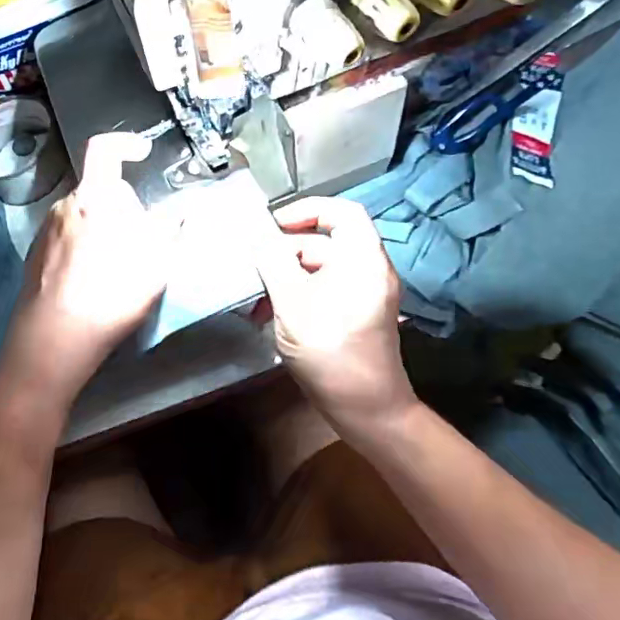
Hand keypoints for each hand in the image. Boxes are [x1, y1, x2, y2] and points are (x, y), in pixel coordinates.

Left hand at [7, 133, 169, 383]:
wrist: (55, 337)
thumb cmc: (112, 293)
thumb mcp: (158, 263)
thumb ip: (168, 229)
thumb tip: (174, 212)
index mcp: (95, 197)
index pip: (105, 149)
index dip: (125, 143)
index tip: (141, 152)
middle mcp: (64, 204)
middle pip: (100, 191)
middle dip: (123, 207)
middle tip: (142, 240)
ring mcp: (45, 230)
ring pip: (84, 217)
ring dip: (102, 229)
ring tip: (117, 269)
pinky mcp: (34, 255)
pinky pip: (67, 238)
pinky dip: (83, 248)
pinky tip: (91, 282)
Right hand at [252, 197, 417, 435]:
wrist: (366, 409)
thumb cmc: (330, 349)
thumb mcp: (292, 301)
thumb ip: (273, 261)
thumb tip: (258, 235)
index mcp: (362, 259)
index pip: (342, 212)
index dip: (307, 210)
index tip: (273, 225)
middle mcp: (367, 271)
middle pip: (324, 243)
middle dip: (283, 254)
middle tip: (252, 269)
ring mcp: (362, 296)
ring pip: (317, 271)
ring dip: (284, 280)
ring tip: (255, 301)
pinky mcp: (353, 317)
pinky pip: (322, 292)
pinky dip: (296, 297)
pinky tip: (270, 317)